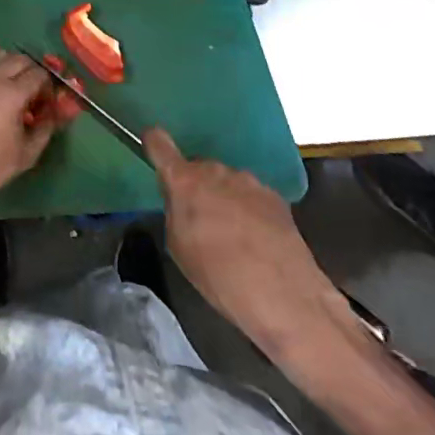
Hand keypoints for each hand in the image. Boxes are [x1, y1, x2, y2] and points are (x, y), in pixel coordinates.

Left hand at [0, 51, 55, 214]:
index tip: (49, 103)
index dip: (49, 86)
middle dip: (34, 73)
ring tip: (20, 91)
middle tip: (38, 96)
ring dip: (16, 67)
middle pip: (21, 59)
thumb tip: (61, 108)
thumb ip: (49, 124)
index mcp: (10, 93)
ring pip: (1, 56)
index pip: (39, 73)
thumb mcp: (30, 150)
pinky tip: (3, 96)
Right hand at [145, 129, 342, 348]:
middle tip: (201, 220)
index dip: (154, 142)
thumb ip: (175, 212)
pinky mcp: (275, 196)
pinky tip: (257, 241)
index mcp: (184, 182)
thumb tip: (183, 202)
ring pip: (226, 182)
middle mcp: (215, 171)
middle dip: (196, 187)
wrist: (283, 294)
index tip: (151, 140)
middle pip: (198, 169)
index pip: (160, 145)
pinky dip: (249, 210)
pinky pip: (251, 196)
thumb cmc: (218, 275)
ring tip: (234, 237)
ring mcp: (248, 181)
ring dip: (224, 199)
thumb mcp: (178, 247)